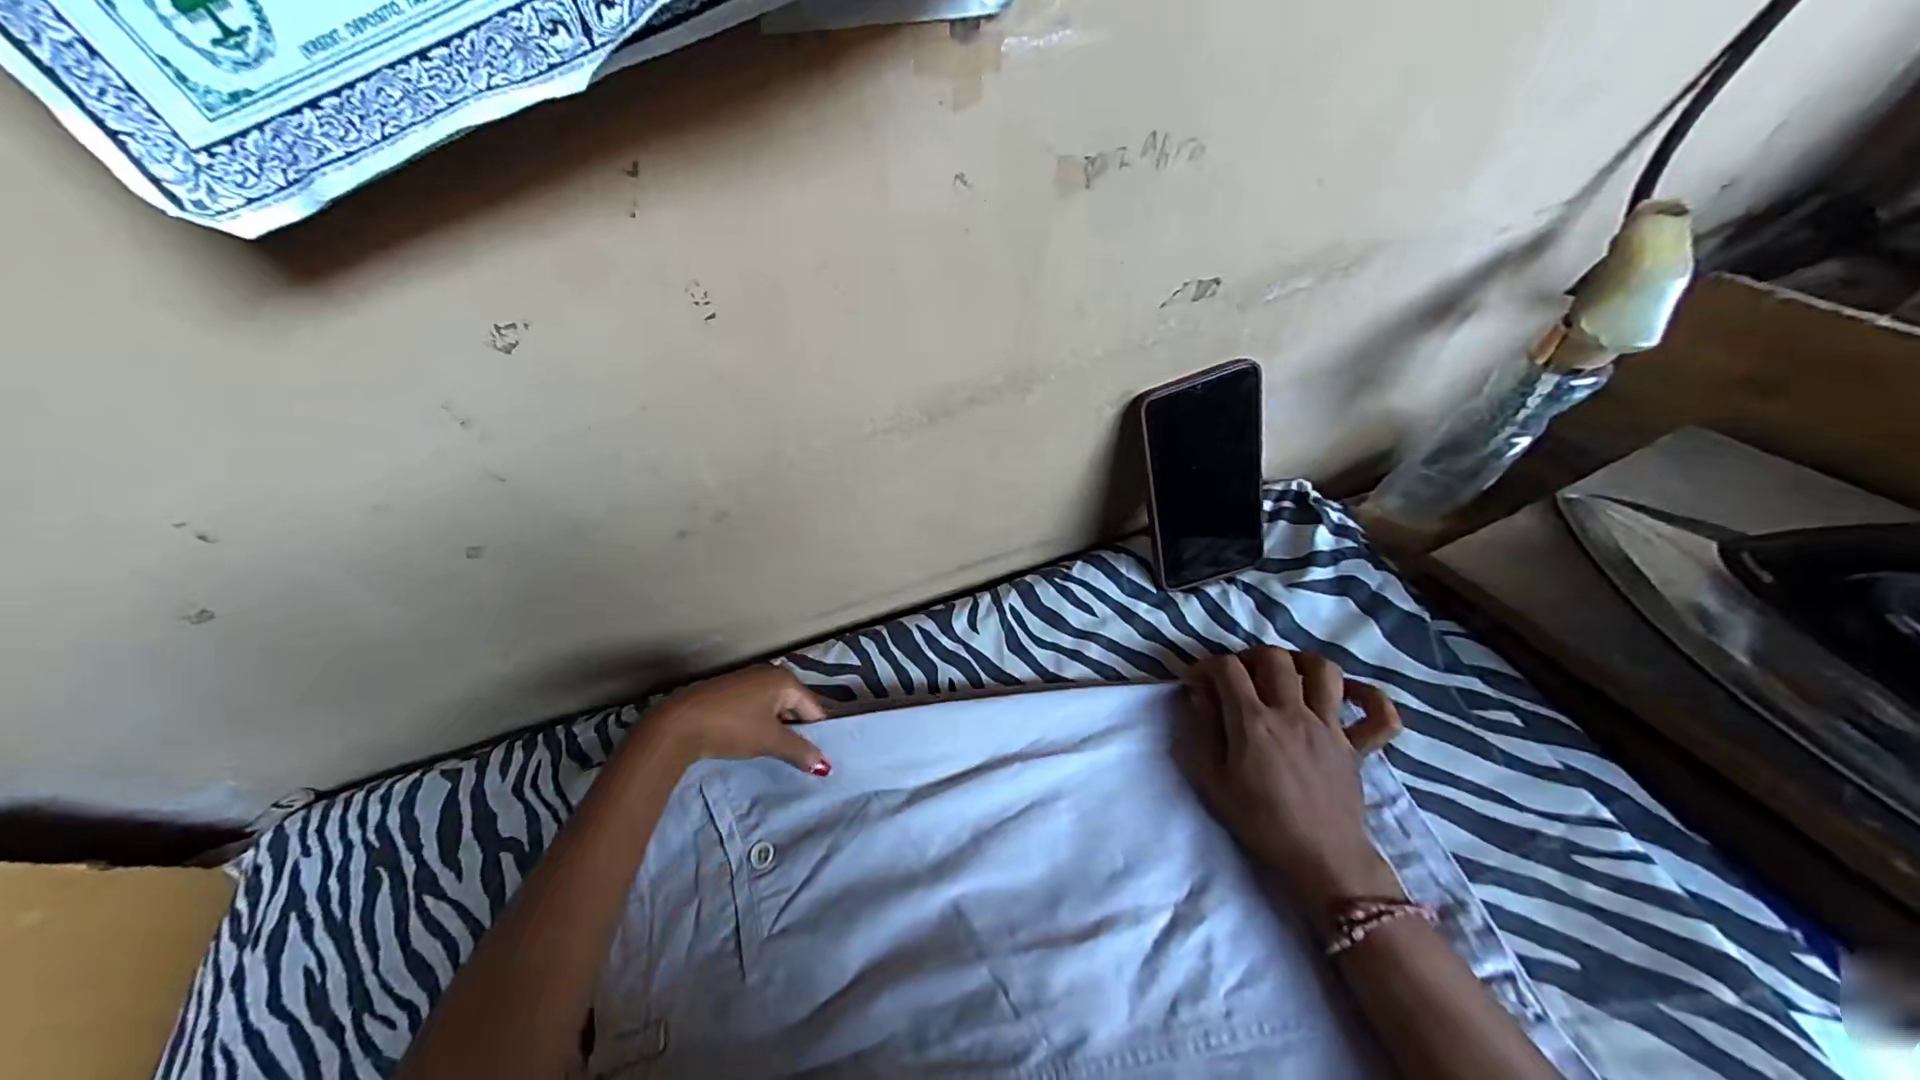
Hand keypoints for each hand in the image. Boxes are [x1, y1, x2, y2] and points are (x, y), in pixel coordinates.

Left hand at [641, 665, 832, 775]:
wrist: (677, 725)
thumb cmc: (731, 727)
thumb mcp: (769, 741)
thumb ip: (800, 751)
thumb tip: (825, 766)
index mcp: (785, 680)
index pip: (813, 709)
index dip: (816, 734)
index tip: (816, 756)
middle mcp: (768, 673)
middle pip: (794, 706)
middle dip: (795, 731)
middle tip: (797, 757)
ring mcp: (747, 679)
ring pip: (773, 708)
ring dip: (776, 728)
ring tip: (775, 752)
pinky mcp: (728, 690)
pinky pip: (755, 707)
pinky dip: (758, 723)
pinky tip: (751, 740)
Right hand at [1182, 648, 1404, 928]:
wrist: (1319, 858)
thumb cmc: (1259, 821)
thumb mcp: (1212, 780)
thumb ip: (1202, 730)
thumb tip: (1199, 693)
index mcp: (1254, 722)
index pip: (1227, 669)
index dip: (1206, 666)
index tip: (1197, 682)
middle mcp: (1293, 713)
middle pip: (1273, 658)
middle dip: (1248, 657)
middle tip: (1237, 675)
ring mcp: (1330, 727)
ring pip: (1323, 670)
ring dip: (1300, 661)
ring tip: (1285, 674)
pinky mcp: (1357, 745)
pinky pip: (1378, 714)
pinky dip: (1368, 696)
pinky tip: (1346, 694)